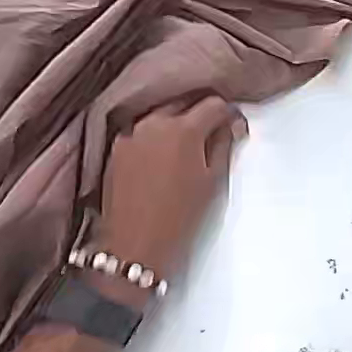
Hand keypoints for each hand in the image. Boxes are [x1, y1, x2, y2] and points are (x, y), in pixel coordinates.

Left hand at [90, 97, 245, 305]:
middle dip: (202, 113)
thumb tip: (229, 127)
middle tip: (214, 134)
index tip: (235, 128)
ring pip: (160, 114)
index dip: (230, 114)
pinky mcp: (116, 149)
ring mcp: (130, 134)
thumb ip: (224, 146)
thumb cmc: (180, 219)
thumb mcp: (213, 183)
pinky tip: (163, 157)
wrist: (135, 248)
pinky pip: (142, 131)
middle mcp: (153, 123)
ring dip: (177, 122)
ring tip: (187, 147)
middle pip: (185, 102)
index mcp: (184, 129)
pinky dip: (155, 136)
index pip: (214, 104)